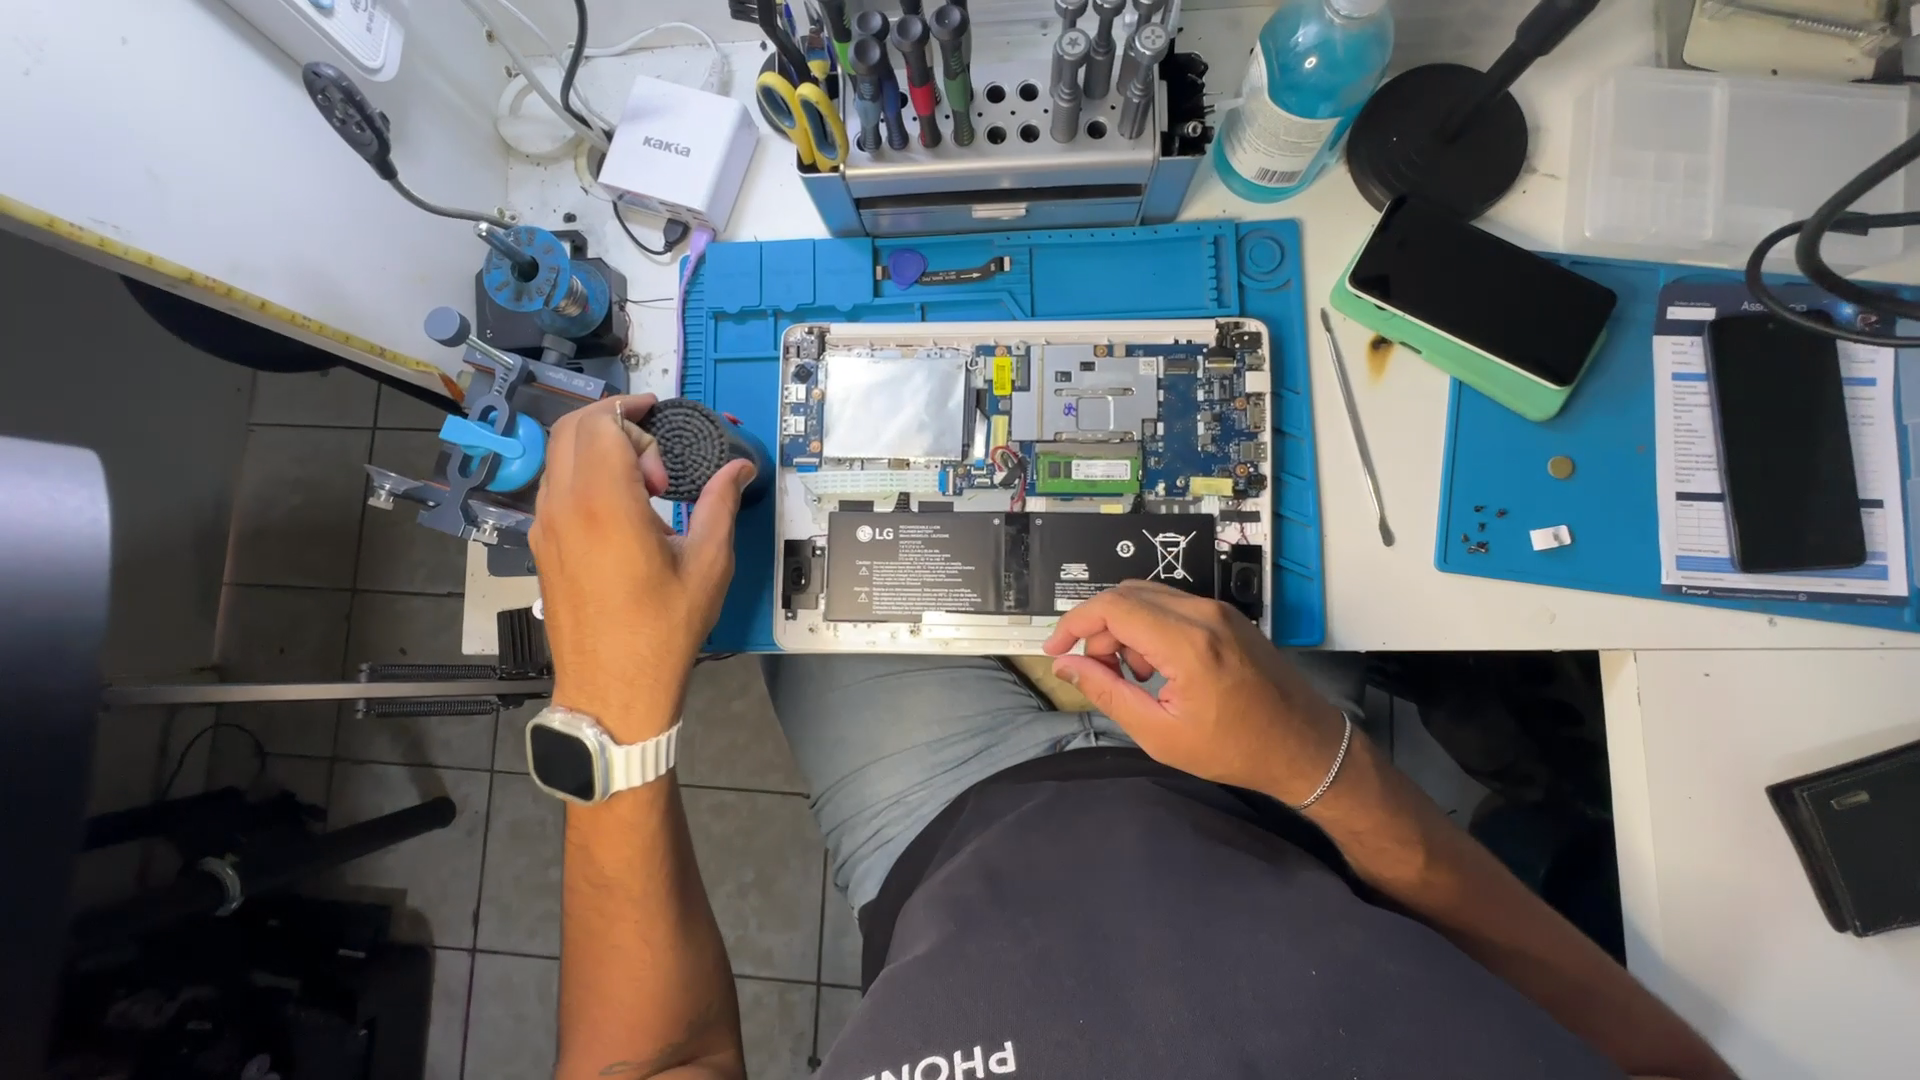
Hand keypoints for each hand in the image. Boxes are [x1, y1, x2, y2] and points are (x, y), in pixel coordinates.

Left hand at [530, 395, 754, 740]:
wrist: (612, 688)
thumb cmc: (664, 628)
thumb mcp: (708, 564)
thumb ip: (721, 504)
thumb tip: (740, 468)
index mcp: (604, 502)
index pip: (602, 423)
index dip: (633, 411)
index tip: (665, 422)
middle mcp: (563, 504)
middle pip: (571, 429)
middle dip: (615, 421)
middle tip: (659, 454)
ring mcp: (545, 526)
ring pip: (559, 456)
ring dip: (599, 449)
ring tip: (646, 485)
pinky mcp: (542, 546)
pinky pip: (556, 486)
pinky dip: (585, 475)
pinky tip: (623, 510)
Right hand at [1042, 581, 1347, 803]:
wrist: (1306, 747)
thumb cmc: (1235, 749)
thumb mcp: (1160, 734)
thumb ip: (1108, 693)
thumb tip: (1068, 666)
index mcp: (1188, 643)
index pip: (1112, 607)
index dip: (1073, 624)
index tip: (1055, 652)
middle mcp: (1203, 613)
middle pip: (1125, 595)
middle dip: (1097, 629)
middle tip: (1098, 671)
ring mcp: (1218, 610)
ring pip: (1147, 596)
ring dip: (1123, 628)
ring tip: (1132, 676)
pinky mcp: (1226, 615)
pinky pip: (1171, 605)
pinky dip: (1148, 627)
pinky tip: (1157, 667)